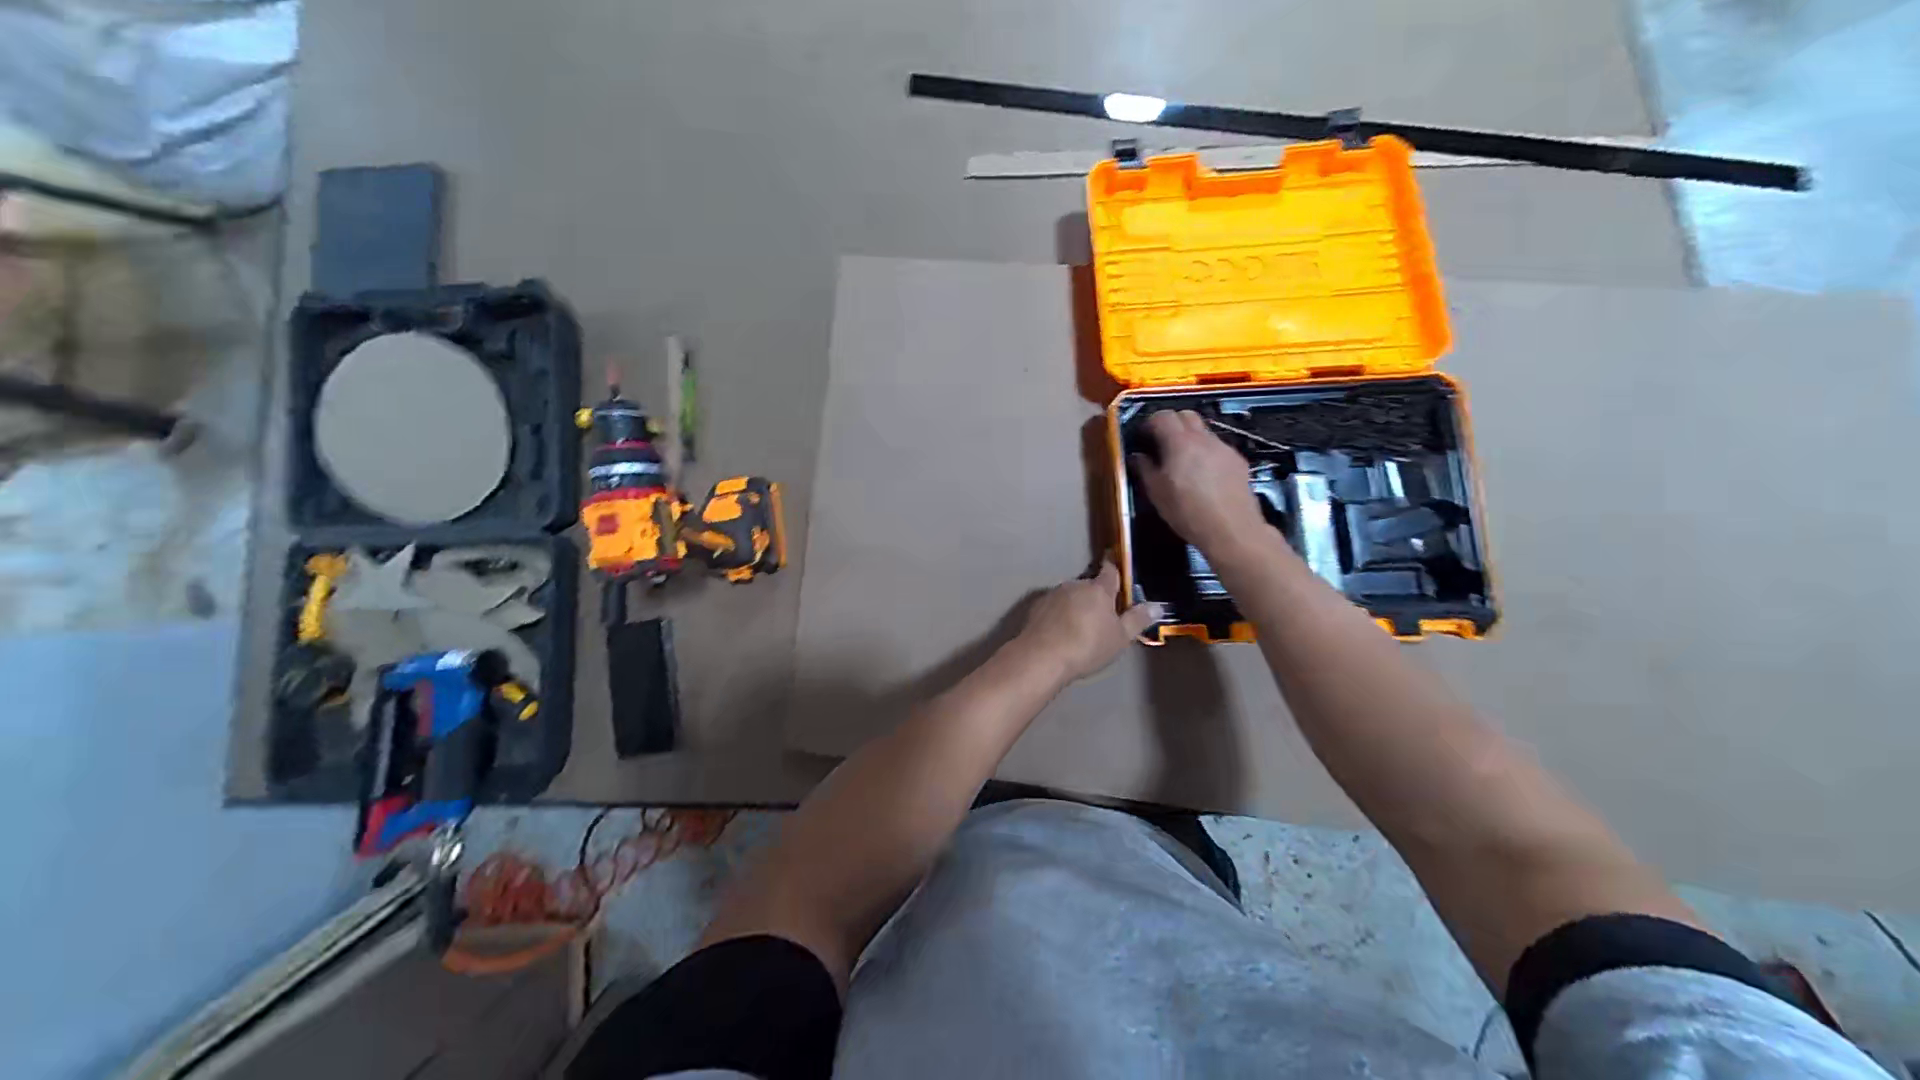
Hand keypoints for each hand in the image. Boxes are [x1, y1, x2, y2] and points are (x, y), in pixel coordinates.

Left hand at [1017, 560, 1156, 681]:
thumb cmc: (1088, 646)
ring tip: (1078, 629)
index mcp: (1098, 589)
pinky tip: (1059, 633)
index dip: (1115, 570)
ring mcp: (1052, 594)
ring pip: (1070, 596)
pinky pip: (1053, 607)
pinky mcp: (1035, 606)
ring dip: (1076, 606)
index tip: (1117, 570)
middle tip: (1101, 617)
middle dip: (1095, 597)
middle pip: (1089, 586)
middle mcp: (1074, 585)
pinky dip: (1058, 615)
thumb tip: (1158, 606)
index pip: (1110, 571)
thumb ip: (1138, 619)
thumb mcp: (1120, 637)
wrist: (1042, 656)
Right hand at [1131, 410, 1270, 556]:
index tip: (1143, 438)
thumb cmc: (1188, 512)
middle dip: (1171, 424)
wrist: (1232, 530)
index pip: (1163, 416)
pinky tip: (1203, 476)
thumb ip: (1145, 469)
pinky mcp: (1238, 461)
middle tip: (1160, 444)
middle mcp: (1204, 438)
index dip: (1150, 423)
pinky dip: (1205, 452)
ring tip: (1181, 462)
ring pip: (1203, 430)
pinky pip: (1217, 447)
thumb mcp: (1157, 494)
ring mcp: (1224, 448)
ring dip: (1189, 438)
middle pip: (1186, 415)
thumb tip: (1137, 456)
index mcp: (1180, 442)